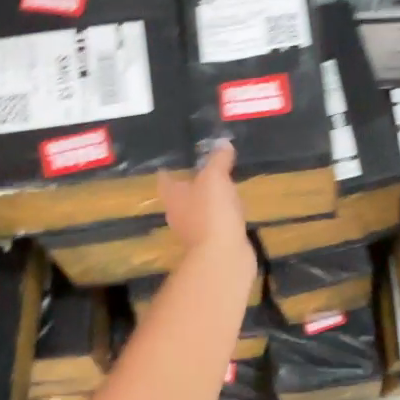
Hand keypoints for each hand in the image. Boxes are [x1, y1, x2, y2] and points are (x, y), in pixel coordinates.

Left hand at [159, 143, 252, 268]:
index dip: (170, 169)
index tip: (177, 160)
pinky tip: (234, 211)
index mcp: (173, 196)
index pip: (165, 179)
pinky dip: (223, 217)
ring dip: (209, 202)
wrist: (224, 256)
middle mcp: (179, 214)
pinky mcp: (213, 244)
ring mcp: (195, 232)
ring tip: (222, 188)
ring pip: (200, 211)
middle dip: (191, 185)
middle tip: (204, 171)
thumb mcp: (215, 177)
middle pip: (181, 196)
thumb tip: (223, 143)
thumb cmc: (211, 212)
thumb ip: (218, 159)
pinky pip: (217, 224)